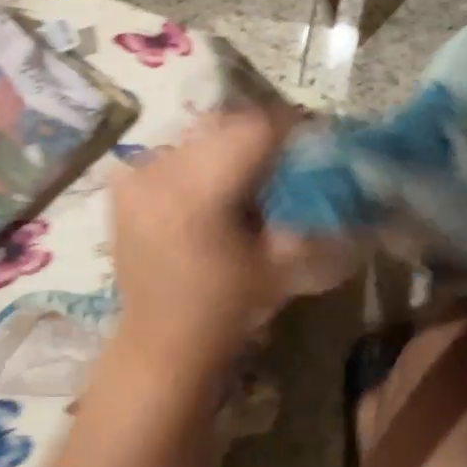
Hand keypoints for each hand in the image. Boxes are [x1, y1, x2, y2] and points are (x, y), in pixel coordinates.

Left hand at [108, 109, 298, 380]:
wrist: (162, 343)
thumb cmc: (228, 307)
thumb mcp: (283, 263)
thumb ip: (311, 211)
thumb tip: (341, 172)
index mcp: (198, 191)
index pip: (255, 128)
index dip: (292, 126)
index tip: (316, 137)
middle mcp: (160, 171)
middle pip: (226, 123)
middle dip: (263, 133)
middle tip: (290, 155)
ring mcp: (137, 175)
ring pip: (200, 132)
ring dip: (231, 143)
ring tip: (253, 170)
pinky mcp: (126, 184)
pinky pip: (173, 150)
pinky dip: (201, 157)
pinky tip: (214, 184)